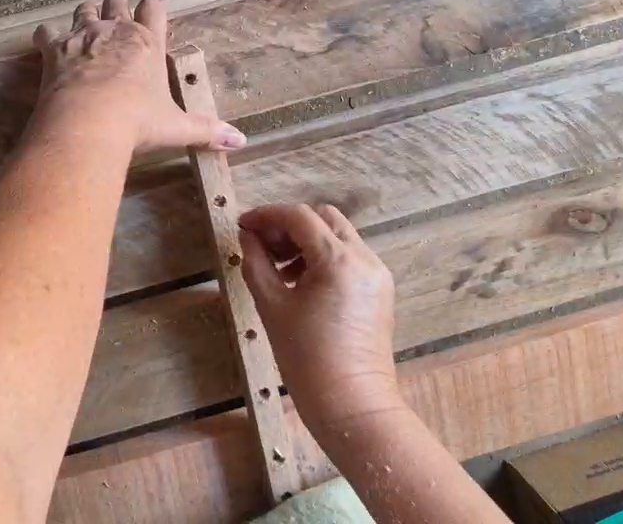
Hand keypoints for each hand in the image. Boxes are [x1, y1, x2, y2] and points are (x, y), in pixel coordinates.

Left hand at [29, 0, 245, 154]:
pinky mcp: (54, 48)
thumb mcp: (176, 127)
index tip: (150, 20)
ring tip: (86, 31)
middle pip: (117, 0)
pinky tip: (48, 45)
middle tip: (117, 25)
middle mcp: (116, 30)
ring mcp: (83, 35)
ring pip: (84, 8)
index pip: (154, 8)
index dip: (152, 11)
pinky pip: (46, 30)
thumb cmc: (138, 121)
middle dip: (117, 8)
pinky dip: (48, 36)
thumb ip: (207, 130)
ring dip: (86, 16)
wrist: (90, 120)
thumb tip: (241, 141)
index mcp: (148, 42)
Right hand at [239, 204, 403, 438]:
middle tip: (264, 246)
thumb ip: (256, 262)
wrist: (353, 407)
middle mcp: (365, 259)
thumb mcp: (271, 305)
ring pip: (337, 236)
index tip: (243, 226)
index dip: (267, 215)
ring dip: (306, 241)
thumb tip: (248, 237)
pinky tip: (301, 283)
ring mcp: (377, 275)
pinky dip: (323, 257)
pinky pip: (349, 257)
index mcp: (339, 260)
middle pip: (323, 218)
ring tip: (280, 269)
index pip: (299, 216)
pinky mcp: (379, 291)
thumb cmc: (306, 358)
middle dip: (289, 225)